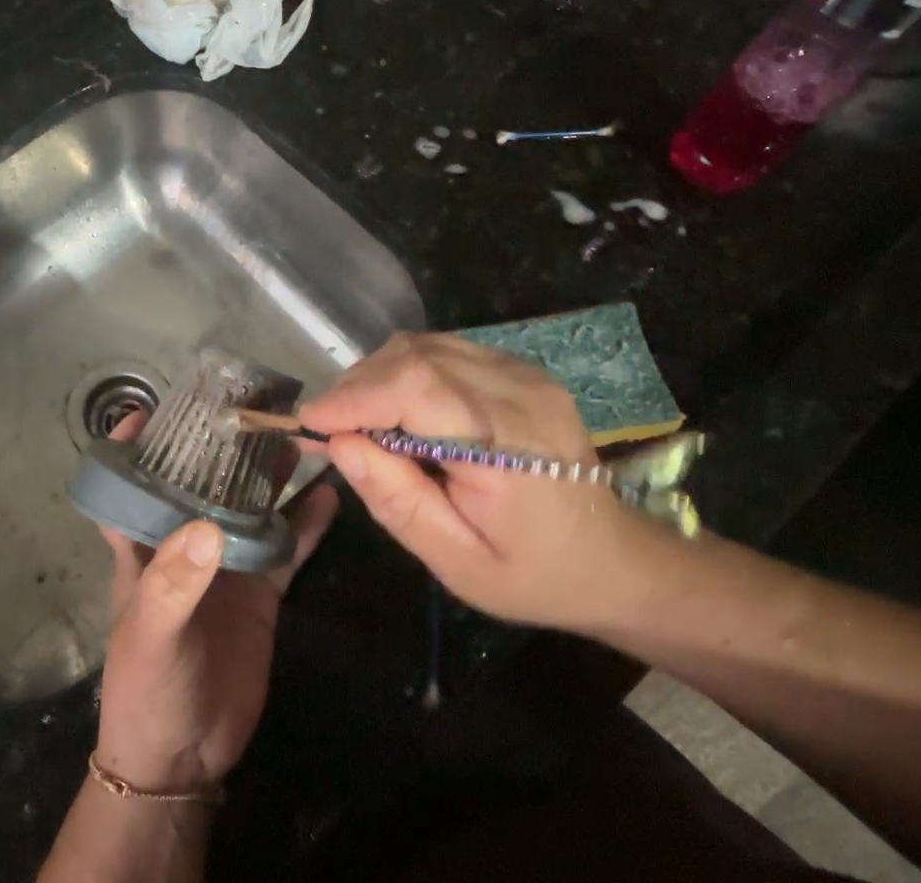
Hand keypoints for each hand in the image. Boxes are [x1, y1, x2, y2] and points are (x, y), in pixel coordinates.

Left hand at [92, 412, 336, 793]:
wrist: (185, 755)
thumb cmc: (146, 689)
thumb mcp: (149, 634)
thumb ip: (172, 582)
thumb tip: (207, 526)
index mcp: (141, 549)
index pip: (126, 487)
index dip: (130, 449)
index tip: (152, 409)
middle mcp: (182, 548)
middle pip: (199, 486)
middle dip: (219, 451)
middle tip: (251, 410)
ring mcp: (225, 568)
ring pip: (248, 510)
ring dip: (268, 479)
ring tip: (297, 438)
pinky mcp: (261, 594)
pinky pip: (286, 549)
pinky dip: (305, 525)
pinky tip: (329, 496)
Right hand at [297, 332, 670, 632]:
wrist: (612, 560)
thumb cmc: (532, 574)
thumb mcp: (456, 561)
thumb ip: (397, 500)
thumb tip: (338, 444)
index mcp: (509, 448)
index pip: (418, 389)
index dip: (354, 397)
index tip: (308, 423)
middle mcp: (520, 394)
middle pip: (415, 357)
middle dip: (357, 387)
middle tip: (328, 431)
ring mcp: (525, 375)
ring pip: (425, 346)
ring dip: (377, 376)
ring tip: (358, 422)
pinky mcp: (521, 372)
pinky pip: (445, 351)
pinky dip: (405, 372)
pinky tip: (397, 411)